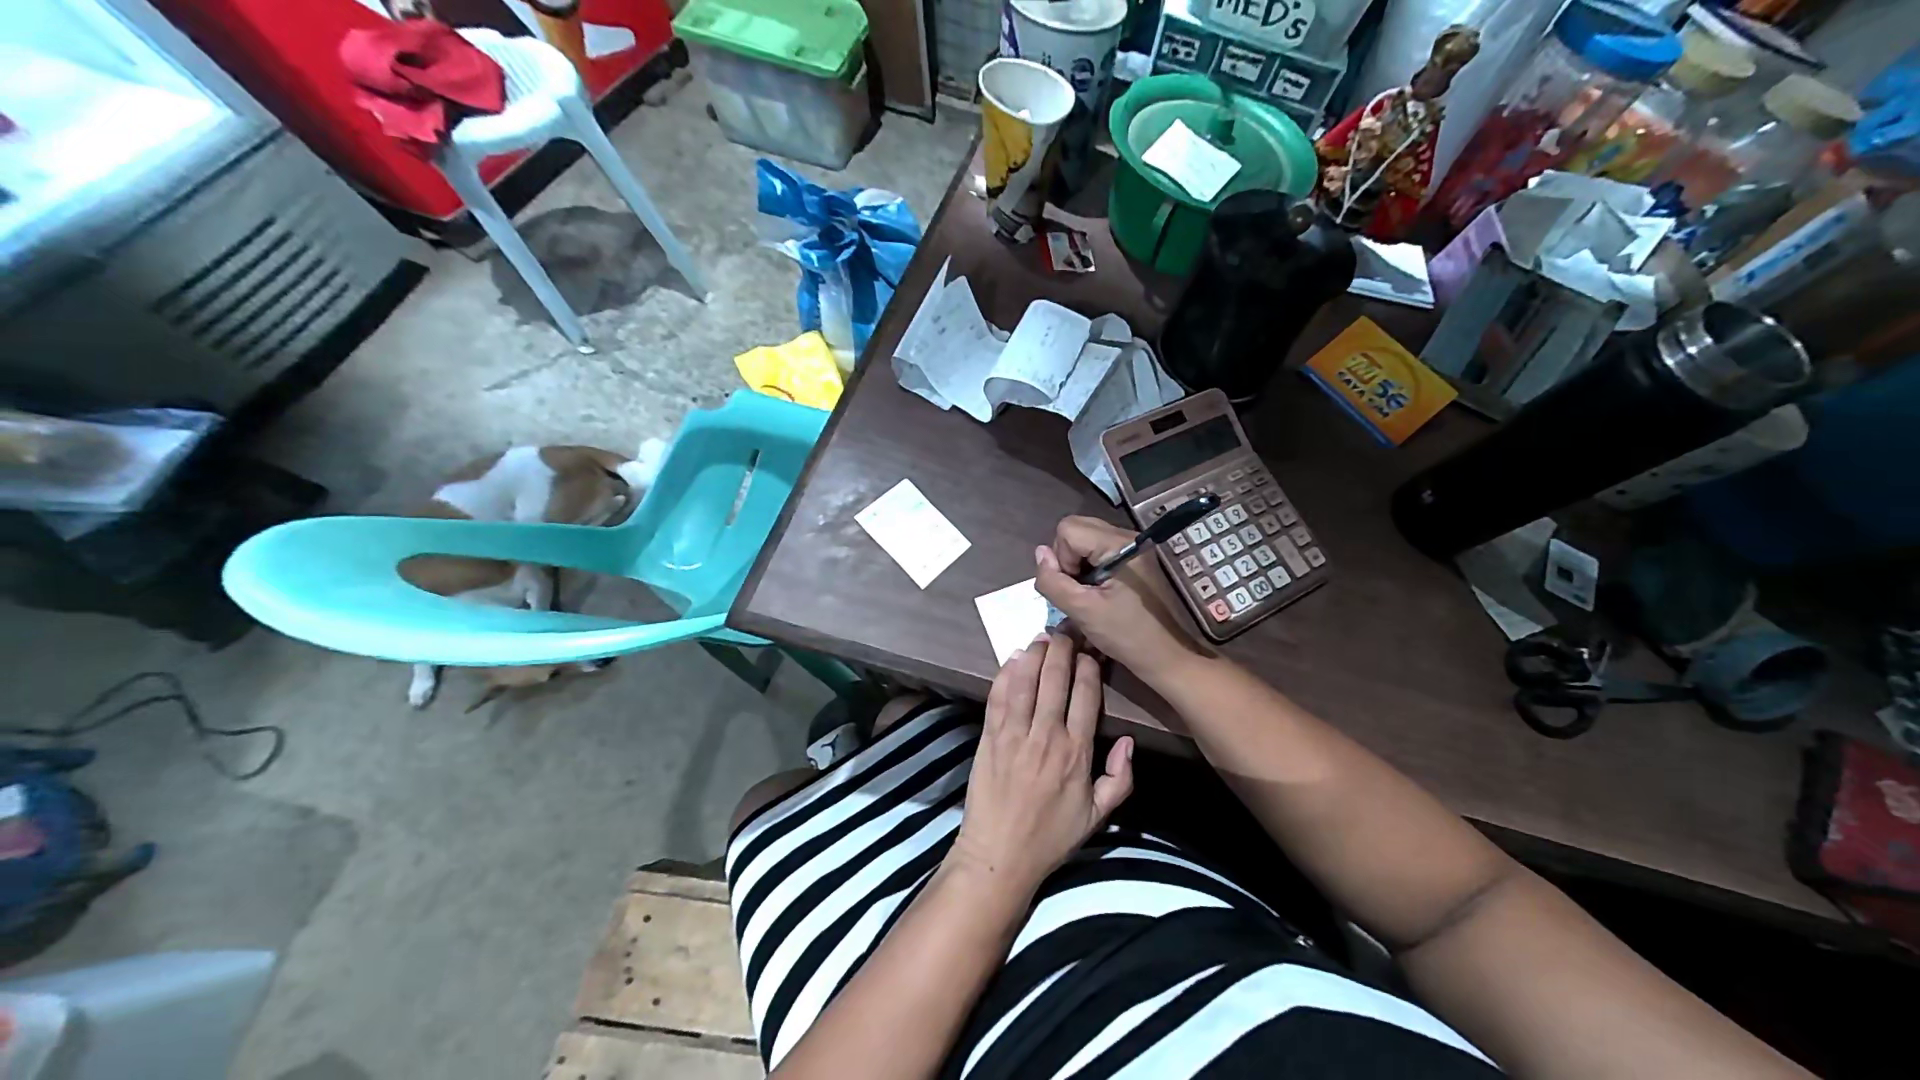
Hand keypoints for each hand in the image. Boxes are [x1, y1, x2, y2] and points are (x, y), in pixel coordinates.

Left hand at [949, 634, 1132, 899]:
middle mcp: (1047, 736)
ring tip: (1041, 636)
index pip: (1086, 695)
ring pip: (1026, 681)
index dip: (1088, 666)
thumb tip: (1130, 742)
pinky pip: (998, 697)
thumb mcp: (1098, 815)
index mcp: (1077, 752)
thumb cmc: (1050, 836)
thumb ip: (1120, 778)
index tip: (1090, 650)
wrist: (999, 854)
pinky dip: (1006, 674)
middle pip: (1055, 679)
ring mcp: (1014, 734)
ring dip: (1034, 654)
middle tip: (1065, 630)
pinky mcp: (989, 737)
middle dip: (1062, 649)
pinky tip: (1013, 658)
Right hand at [1034, 516, 1204, 680]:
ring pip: (1087, 540)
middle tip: (1078, 590)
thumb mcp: (1082, 610)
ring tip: (1089, 594)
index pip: (1068, 530)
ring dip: (1079, 565)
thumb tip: (1040, 554)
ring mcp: (1134, 546)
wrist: (1167, 655)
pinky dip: (1091, 568)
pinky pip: (1100, 551)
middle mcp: (1129, 536)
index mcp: (1120, 544)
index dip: (1061, 558)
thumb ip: (1053, 580)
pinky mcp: (1136, 558)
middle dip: (1068, 559)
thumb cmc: (1127, 635)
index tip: (1074, 588)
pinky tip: (1099, 592)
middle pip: (1077, 529)